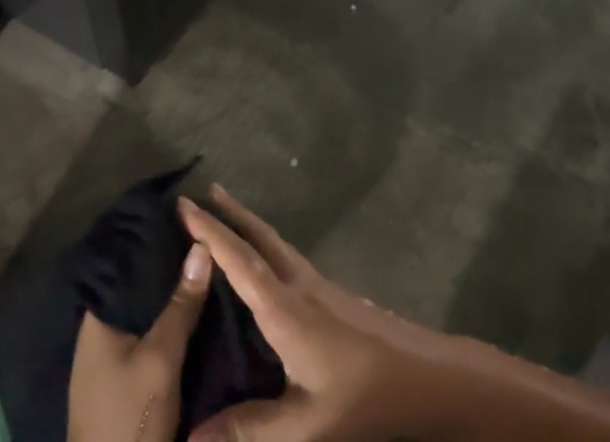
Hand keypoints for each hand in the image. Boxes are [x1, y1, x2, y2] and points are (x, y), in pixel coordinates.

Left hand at [67, 241, 212, 441]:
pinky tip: (206, 309)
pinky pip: (155, 333)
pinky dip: (177, 321)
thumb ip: (181, 305)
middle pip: (143, 286)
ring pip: (152, 310)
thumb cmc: (130, 417)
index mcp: (99, 318)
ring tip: (218, 266)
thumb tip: (202, 246)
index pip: (129, 262)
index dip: (160, 240)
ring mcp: (116, 356)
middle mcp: (104, 330)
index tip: (194, 217)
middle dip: (175, 267)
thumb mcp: (160, 359)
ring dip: (179, 295)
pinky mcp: (131, 376)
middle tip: (216, 241)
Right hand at [178, 186, 450, 441]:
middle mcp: (302, 287)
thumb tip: (190, 438)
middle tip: (202, 191)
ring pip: (277, 246)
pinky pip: (288, 260)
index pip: (242, 262)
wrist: (424, 376)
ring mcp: (321, 288)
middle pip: (262, 239)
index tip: (186, 204)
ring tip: (225, 217)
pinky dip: (264, 248)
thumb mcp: (306, 422)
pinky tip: (262, 264)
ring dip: (248, 227)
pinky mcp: (334, 296)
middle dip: (230, 213)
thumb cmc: (364, 394)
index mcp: (287, 310)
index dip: (212, 232)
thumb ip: (249, 429)